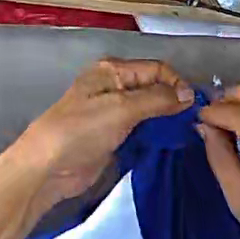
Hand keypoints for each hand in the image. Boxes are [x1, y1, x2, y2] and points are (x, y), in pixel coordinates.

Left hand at [9, 59, 194, 202]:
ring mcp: (114, 110)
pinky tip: (169, 139)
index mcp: (113, 70)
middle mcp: (115, 86)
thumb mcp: (123, 108)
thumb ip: (159, 98)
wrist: (46, 170)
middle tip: (192, 119)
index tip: (193, 105)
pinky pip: (143, 126)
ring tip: (185, 130)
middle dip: (174, 100)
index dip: (177, 83)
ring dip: (166, 117)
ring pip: (151, 108)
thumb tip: (190, 94)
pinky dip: (156, 130)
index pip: (157, 69)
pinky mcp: (114, 133)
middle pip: (155, 87)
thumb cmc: (82, 131)